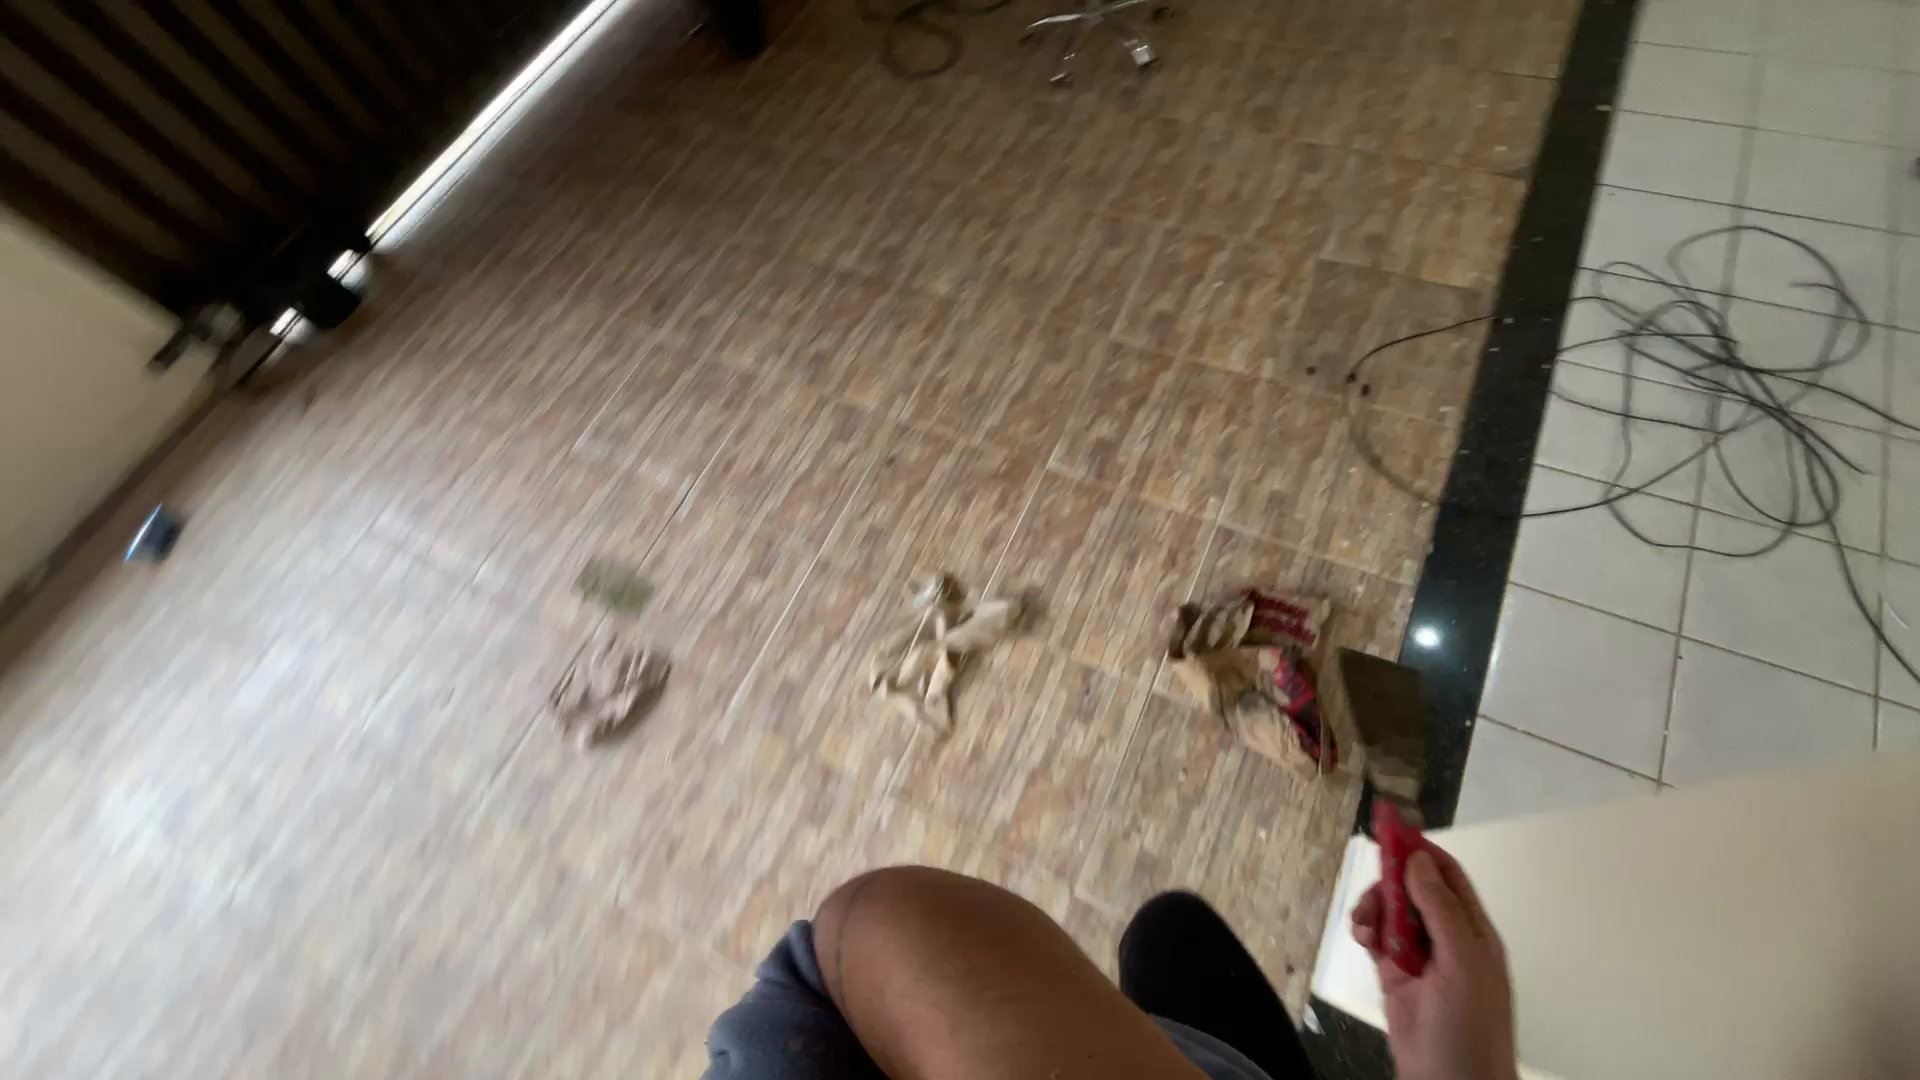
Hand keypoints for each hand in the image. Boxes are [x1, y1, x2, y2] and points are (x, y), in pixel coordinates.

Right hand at [1351, 847, 1516, 1079]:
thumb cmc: (1467, 1026)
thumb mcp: (1462, 964)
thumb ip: (1441, 910)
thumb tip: (1418, 859)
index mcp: (1472, 932)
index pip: (1446, 875)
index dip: (1419, 848)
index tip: (1390, 825)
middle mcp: (1446, 936)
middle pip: (1410, 887)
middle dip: (1387, 882)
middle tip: (1371, 891)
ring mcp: (1419, 954)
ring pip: (1389, 908)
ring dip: (1373, 908)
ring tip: (1365, 927)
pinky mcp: (1394, 971)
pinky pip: (1376, 933)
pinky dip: (1365, 927)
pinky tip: (1362, 936)